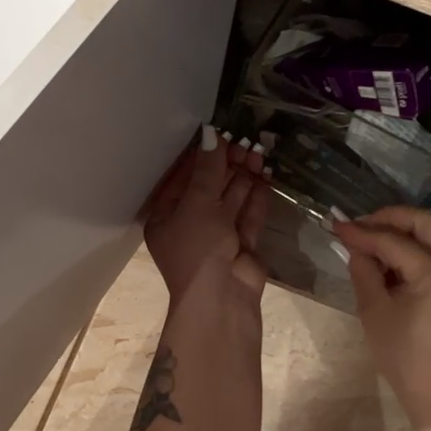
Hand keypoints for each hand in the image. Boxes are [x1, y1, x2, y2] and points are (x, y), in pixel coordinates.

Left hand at [144, 125, 270, 307]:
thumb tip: (211, 133)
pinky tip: (266, 178)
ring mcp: (216, 238)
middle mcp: (188, 227)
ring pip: (230, 201)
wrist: (222, 298)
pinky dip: (256, 198)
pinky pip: (247, 217)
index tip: (219, 134)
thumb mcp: (198, 203)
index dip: (200, 157)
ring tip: (258, 153)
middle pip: (208, 188)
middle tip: (245, 142)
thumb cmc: (198, 247)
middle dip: (226, 166)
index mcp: (165, 218)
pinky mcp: (240, 247)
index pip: (181, 179)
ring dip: (243, 178)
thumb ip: (208, 169)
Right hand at [333, 207, 430, 427]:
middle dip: (391, 218)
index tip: (338, 226)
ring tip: (375, 240)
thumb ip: (364, 271)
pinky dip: (421, 246)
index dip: (364, 232)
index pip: (395, 241)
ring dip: (407, 230)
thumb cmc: (404, 358)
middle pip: (427, 222)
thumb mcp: (374, 312)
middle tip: (361, 225)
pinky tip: (396, 258)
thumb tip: (357, 246)